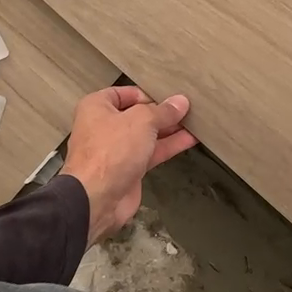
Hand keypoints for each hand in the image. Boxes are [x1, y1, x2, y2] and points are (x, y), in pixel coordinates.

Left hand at [59, 86, 196, 242]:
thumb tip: (180, 102)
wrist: (96, 198)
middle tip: (187, 107)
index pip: (124, 93)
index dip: (146, 93)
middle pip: (138, 114)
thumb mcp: (141, 121)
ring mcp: (117, 149)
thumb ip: (163, 111)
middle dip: (161, 112)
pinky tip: (189, 139)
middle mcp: (105, 126)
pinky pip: (152, 152)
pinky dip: (169, 146)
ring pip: (147, 135)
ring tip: (195, 121)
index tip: (168, 95)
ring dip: (169, 129)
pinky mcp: (129, 169)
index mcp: (97, 107)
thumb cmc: (111, 149)